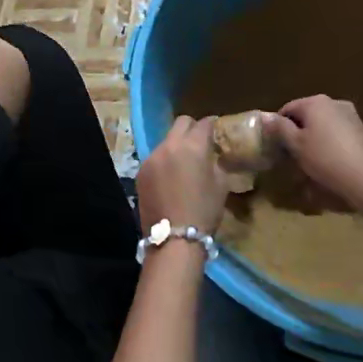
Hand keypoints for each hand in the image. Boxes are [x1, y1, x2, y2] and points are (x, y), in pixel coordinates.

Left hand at [136, 116, 229, 236]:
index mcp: (193, 146)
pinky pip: (156, 157)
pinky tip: (170, 176)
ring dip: (177, 145)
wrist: (173, 238)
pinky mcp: (141, 171)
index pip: (204, 123)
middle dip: (192, 128)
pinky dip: (165, 160)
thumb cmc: (204, 210)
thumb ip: (216, 162)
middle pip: (181, 123)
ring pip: (166, 140)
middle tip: (200, 141)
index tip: (216, 130)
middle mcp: (169, 145)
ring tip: (184, 162)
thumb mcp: (221, 184)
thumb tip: (213, 154)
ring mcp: (151, 157)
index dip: (212, 125)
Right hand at [266, 96, 362, 204]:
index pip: (288, 108)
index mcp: (315, 102)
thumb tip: (265, 117)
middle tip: (291, 154)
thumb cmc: (326, 158)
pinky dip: (328, 142)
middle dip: (297, 131)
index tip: (276, 146)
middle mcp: (334, 102)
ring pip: (322, 123)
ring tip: (310, 160)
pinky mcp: (361, 129)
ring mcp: (350, 115)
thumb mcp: (296, 145)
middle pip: (306, 115)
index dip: (278, 126)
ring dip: (313, 137)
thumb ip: (280, 128)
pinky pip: (336, 132)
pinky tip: (329, 160)